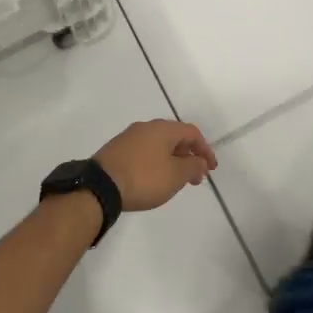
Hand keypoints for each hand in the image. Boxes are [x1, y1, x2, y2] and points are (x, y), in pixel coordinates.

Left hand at [93, 120, 217, 211]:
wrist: (101, 185)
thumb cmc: (144, 178)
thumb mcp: (175, 175)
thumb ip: (193, 166)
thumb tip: (200, 161)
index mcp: (163, 128)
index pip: (192, 132)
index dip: (205, 149)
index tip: (211, 169)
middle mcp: (146, 127)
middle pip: (175, 137)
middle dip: (188, 156)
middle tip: (195, 177)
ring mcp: (129, 137)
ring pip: (158, 144)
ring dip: (172, 160)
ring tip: (175, 180)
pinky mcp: (116, 149)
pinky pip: (144, 151)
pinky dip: (156, 162)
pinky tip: (154, 178)